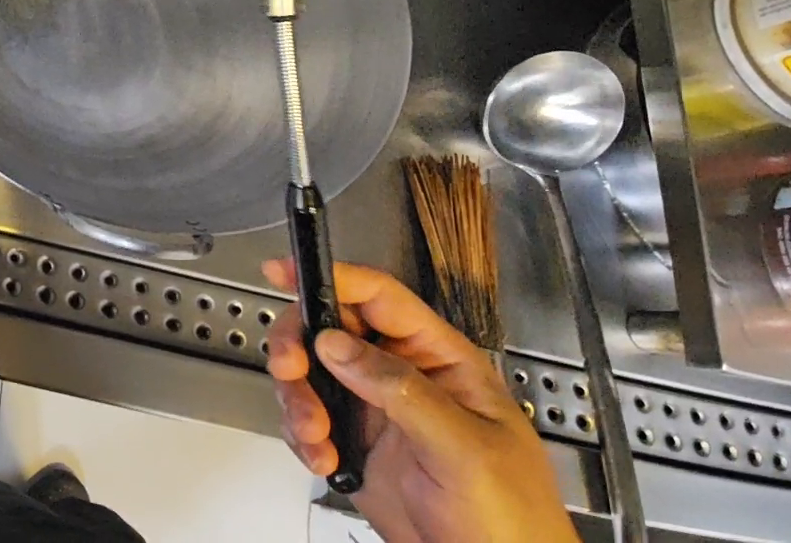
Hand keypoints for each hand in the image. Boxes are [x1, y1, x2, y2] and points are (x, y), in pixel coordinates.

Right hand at [263, 259, 577, 542]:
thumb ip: (400, 389)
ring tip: (316, 437)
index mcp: (437, 359)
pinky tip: (324, 458)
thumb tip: (333, 342)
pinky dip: (300, 433)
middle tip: (289, 371)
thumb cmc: (510, 522)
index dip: (331, 277)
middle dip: (298, 347)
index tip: (279, 272)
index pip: (377, 297)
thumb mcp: (464, 450)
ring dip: (297, 400)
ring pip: (307, 370)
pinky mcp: (349, 438)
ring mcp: (371, 405)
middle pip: (327, 327)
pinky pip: (303, 414)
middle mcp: (398, 372)